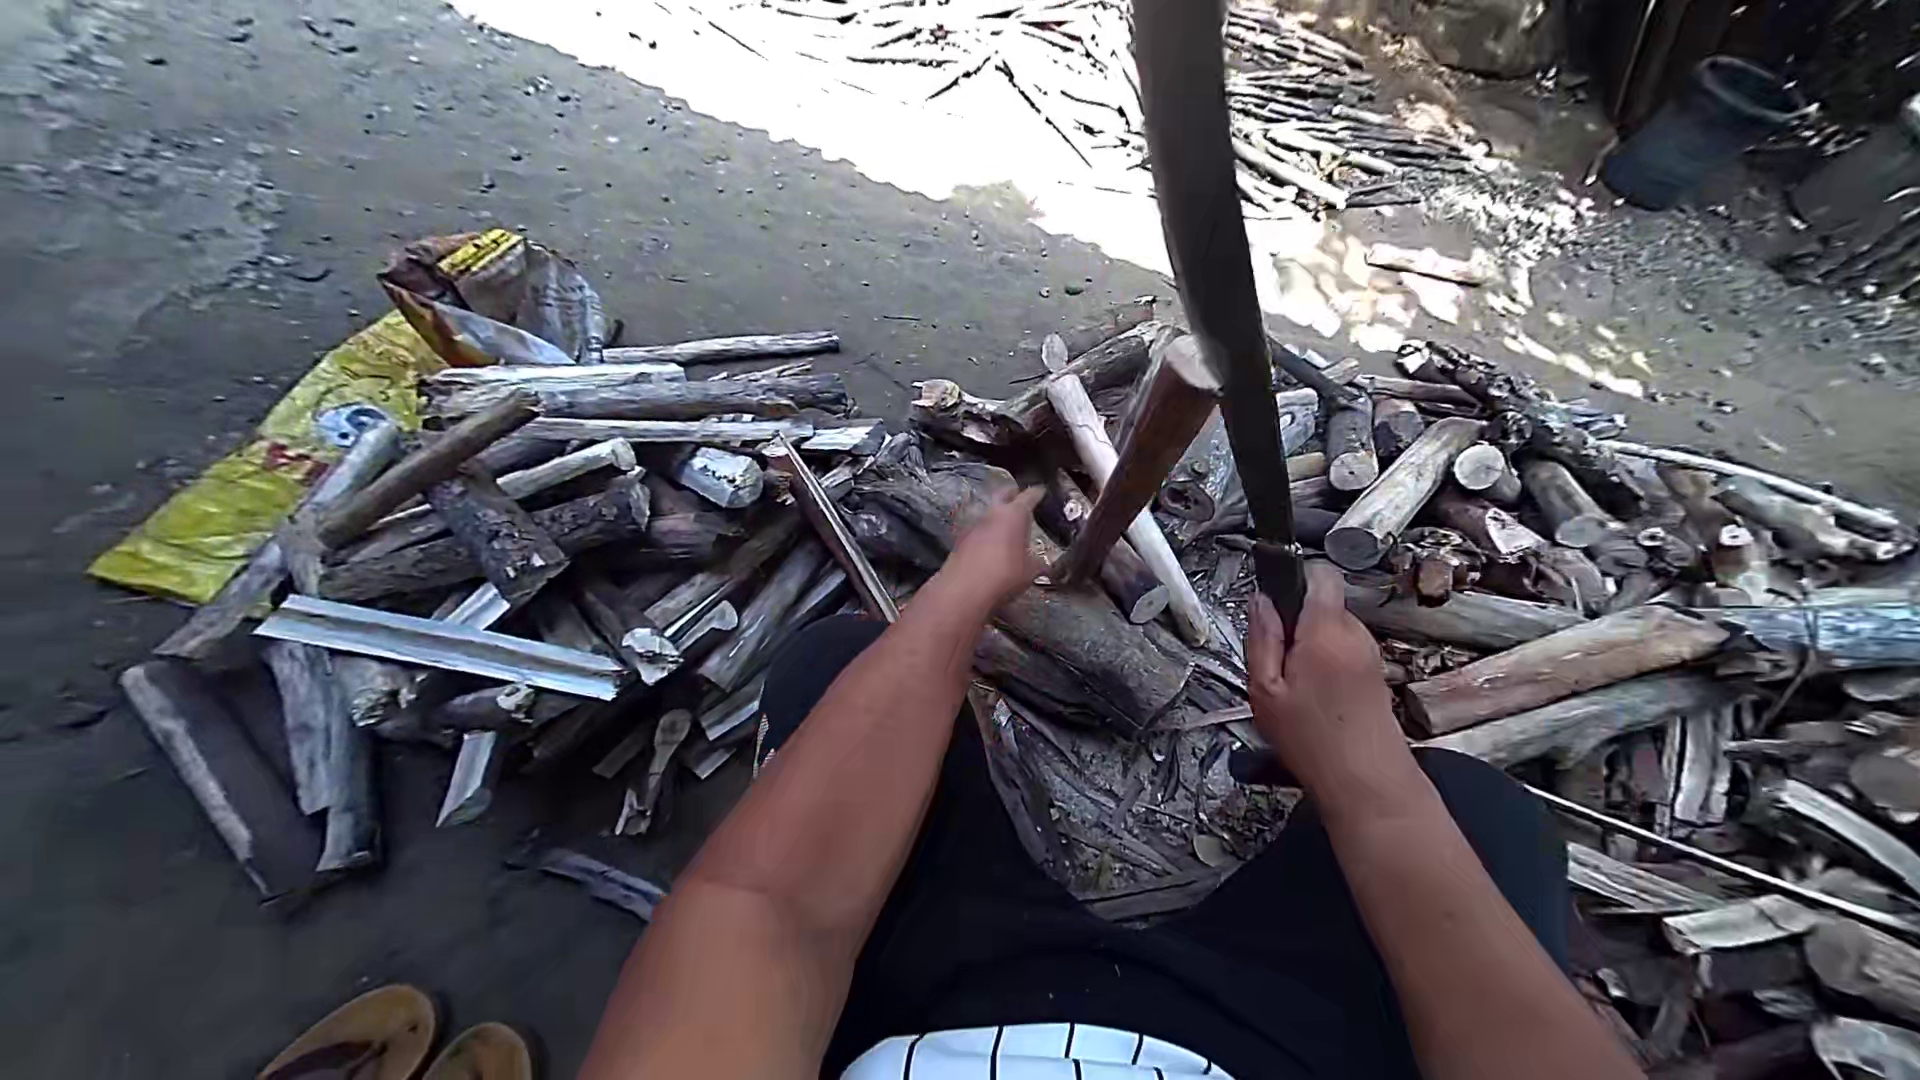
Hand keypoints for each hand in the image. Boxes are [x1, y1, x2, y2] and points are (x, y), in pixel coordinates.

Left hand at [940, 486, 1046, 607]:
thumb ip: (1036, 562)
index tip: (1042, 492)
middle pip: (1003, 494)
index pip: (1029, 496)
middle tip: (1019, 498)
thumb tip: (1039, 562)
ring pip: (987, 512)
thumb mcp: (1030, 571)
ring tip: (1005, 525)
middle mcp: (992, 512)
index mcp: (1014, 514)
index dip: (1037, 493)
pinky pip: (977, 529)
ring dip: (996, 515)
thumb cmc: (1005, 575)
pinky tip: (989, 544)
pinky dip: (985, 532)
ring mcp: (973, 524)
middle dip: (1012, 494)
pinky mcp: (959, 539)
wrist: (964, 589)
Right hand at [1247, 562, 1417, 819]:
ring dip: (1307, 642)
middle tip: (1275, 660)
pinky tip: (1311, 693)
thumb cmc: (1311, 739)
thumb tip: (1261, 600)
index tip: (1272, 600)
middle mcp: (1354, 635)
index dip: (1294, 576)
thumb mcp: (1264, 688)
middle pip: (1319, 603)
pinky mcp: (1374, 669)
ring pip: (1328, 625)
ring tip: (1292, 682)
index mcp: (1326, 632)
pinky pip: (1340, 646)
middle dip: (1293, 621)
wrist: (1367, 783)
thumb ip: (1261, 637)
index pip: (1320, 574)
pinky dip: (1322, 658)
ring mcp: (1369, 652)